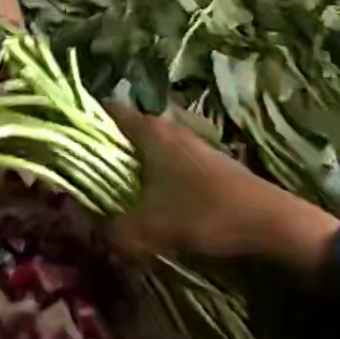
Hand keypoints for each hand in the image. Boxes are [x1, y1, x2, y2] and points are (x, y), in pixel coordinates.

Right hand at [106, 105, 339, 272]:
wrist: (270, 221)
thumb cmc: (204, 211)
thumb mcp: (152, 227)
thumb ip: (116, 228)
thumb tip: (91, 227)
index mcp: (148, 130)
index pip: (108, 110)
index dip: (85, 121)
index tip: (69, 140)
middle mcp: (165, 127)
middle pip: (125, 128)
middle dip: (105, 147)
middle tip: (86, 171)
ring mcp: (187, 141)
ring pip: (146, 144)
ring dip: (130, 162)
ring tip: (115, 188)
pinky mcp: (203, 159)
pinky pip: (165, 157)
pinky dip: (152, 171)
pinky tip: (152, 198)